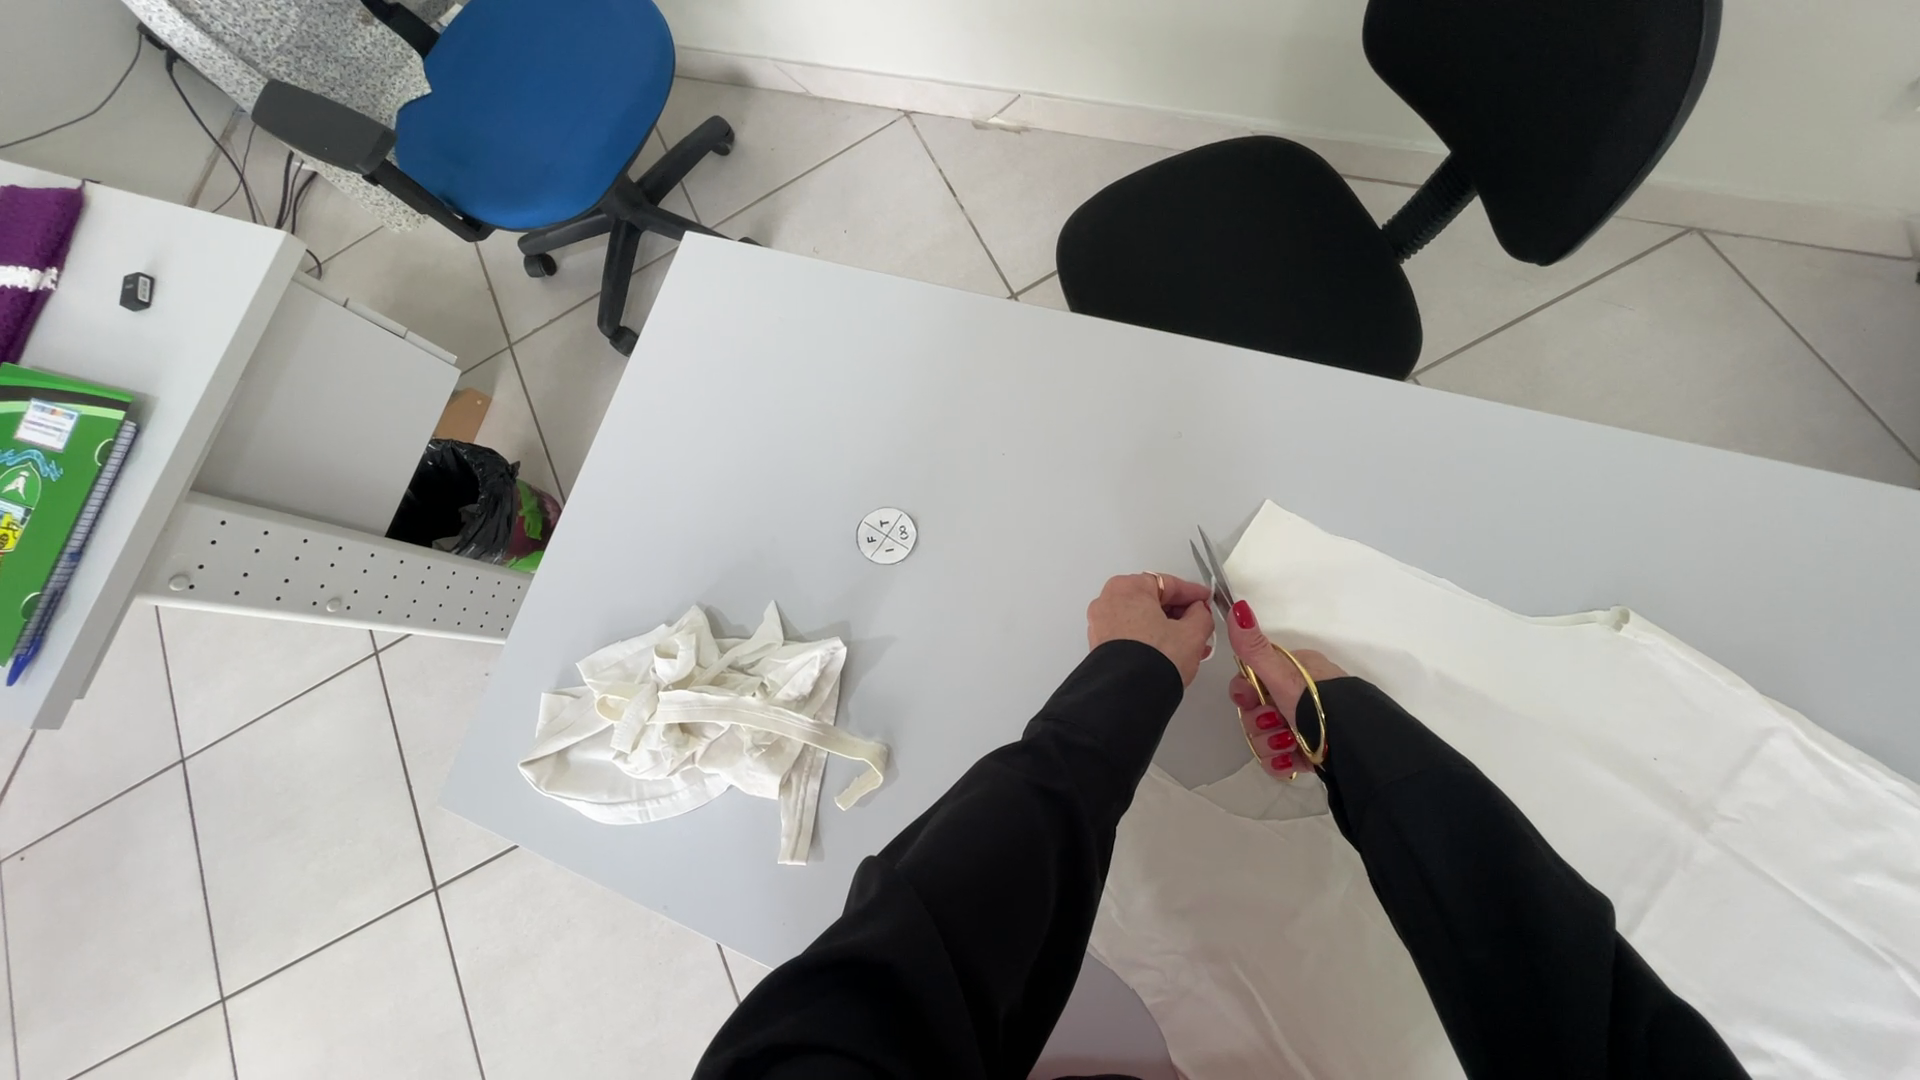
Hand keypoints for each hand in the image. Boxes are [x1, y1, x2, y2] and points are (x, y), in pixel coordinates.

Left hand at [1086, 573, 1216, 685]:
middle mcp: (1108, 600)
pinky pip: (1131, 633)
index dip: (1192, 593)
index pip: (1168, 583)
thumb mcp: (1192, 633)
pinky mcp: (1100, 644)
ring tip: (1191, 644)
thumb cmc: (1155, 658)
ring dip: (1167, 628)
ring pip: (1142, 618)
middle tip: (1200, 623)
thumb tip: (1199, 611)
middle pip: (1152, 600)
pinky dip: (1150, 638)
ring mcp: (1101, 622)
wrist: (1128, 694)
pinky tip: (1170, 652)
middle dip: (1179, 613)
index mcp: (1127, 587)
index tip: (1206, 599)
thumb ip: (1201, 615)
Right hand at [1225, 598, 1347, 776]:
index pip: (1252, 678)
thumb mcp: (1282, 676)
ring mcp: (1305, 725)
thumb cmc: (1319, 706)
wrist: (1356, 750)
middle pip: (1256, 710)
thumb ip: (1254, 648)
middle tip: (1274, 726)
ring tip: (1289, 747)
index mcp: (1295, 671)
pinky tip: (1292, 762)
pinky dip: (1282, 762)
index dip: (1244, 692)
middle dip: (1259, 724)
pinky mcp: (1310, 753)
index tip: (1249, 701)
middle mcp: (1300, 695)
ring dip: (1271, 745)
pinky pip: (1280, 758)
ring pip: (1265, 737)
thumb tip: (1237, 606)